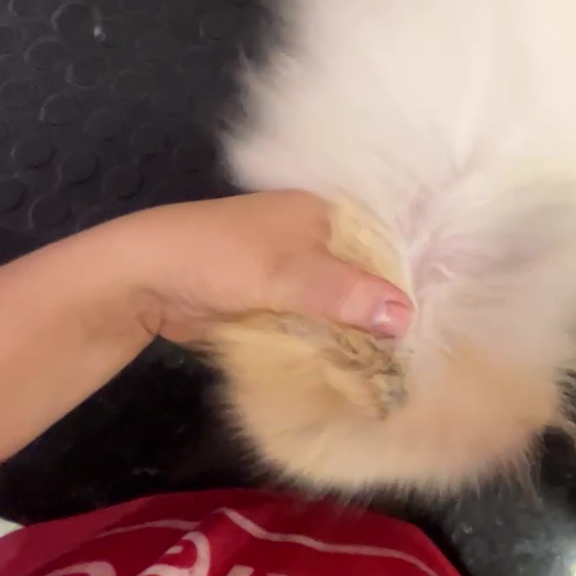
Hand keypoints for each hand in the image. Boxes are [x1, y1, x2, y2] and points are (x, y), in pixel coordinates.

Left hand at [93, 191, 413, 343]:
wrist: (141, 279)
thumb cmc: (220, 257)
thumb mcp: (289, 274)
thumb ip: (347, 294)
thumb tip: (408, 318)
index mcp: (328, 213)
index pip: (385, 244)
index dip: (409, 277)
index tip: (434, 316)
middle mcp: (318, 236)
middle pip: (365, 274)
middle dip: (385, 308)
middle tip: (419, 349)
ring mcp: (295, 268)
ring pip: (342, 300)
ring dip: (359, 327)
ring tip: (396, 362)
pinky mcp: (276, 297)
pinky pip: (317, 317)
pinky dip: (332, 335)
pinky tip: (356, 360)